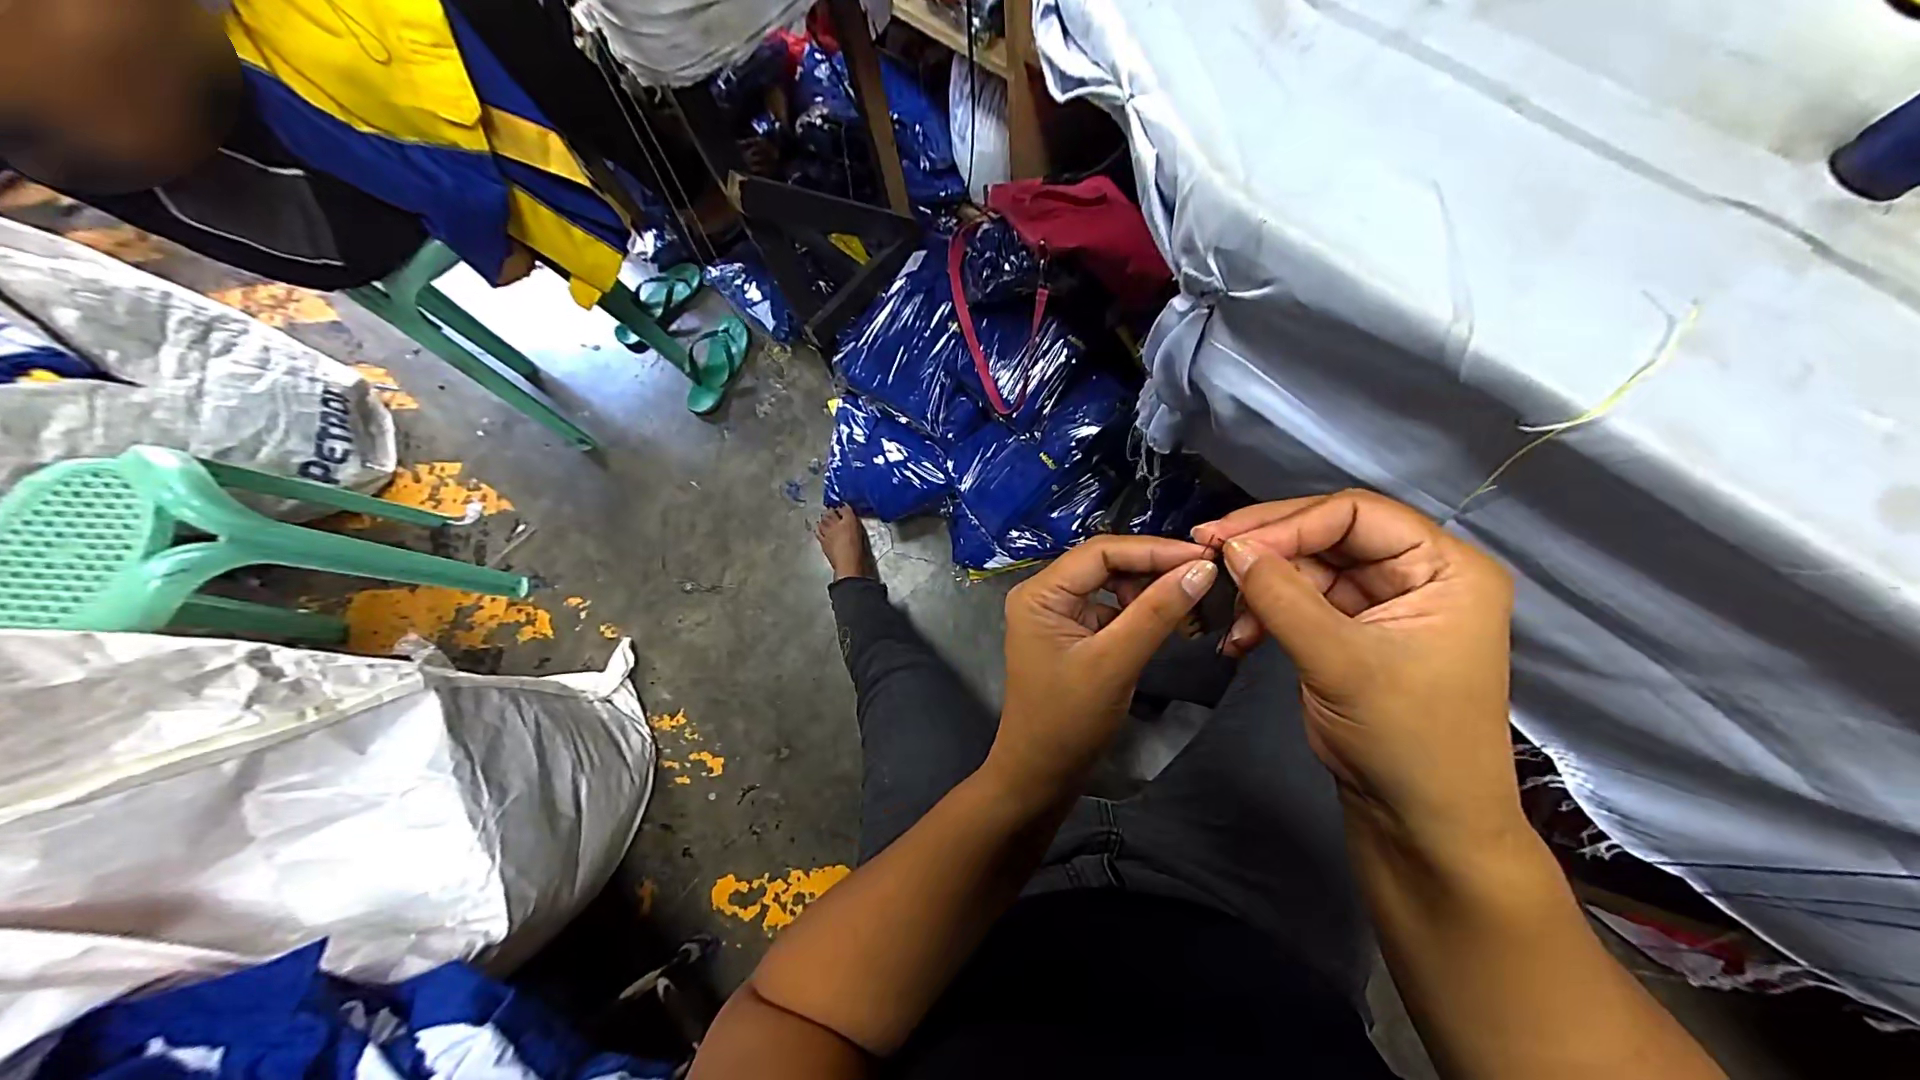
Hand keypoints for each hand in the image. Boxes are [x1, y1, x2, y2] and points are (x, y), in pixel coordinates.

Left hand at [991, 535, 1216, 798]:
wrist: (1040, 774)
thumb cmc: (1068, 721)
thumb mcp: (1115, 663)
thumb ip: (1157, 613)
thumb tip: (1202, 569)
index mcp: (1039, 593)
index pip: (1101, 551)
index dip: (1154, 549)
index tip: (1204, 557)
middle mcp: (1044, 594)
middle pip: (1105, 563)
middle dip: (1153, 568)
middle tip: (1204, 575)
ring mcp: (1057, 614)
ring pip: (1110, 584)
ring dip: (1148, 589)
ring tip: (1188, 600)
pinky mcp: (1072, 633)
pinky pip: (1110, 608)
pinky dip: (1139, 611)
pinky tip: (1166, 619)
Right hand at [1193, 491, 1520, 849]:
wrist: (1418, 820)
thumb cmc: (1406, 738)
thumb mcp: (1341, 661)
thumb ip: (1282, 596)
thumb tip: (1230, 547)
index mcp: (1444, 568)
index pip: (1356, 514)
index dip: (1288, 523)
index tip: (1226, 542)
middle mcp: (1416, 574)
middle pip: (1326, 535)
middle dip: (1265, 550)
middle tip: (1207, 555)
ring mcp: (1380, 602)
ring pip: (1304, 568)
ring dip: (1259, 590)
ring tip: (1230, 623)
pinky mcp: (1349, 629)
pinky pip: (1297, 601)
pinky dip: (1264, 615)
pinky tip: (1239, 641)